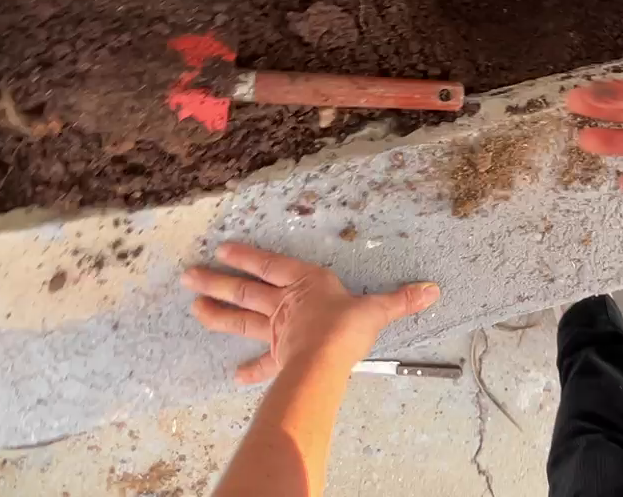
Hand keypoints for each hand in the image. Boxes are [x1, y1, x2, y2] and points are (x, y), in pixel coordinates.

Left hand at [182, 243, 440, 383]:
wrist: (325, 364)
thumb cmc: (346, 328)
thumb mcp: (377, 309)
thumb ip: (402, 299)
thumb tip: (433, 290)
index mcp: (306, 283)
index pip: (272, 265)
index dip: (248, 256)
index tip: (223, 249)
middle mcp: (286, 304)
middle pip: (246, 290)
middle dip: (217, 281)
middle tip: (189, 275)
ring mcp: (277, 332)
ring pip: (242, 319)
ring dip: (217, 313)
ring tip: (193, 307)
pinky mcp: (277, 358)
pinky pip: (261, 362)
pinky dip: (250, 368)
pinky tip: (234, 375)